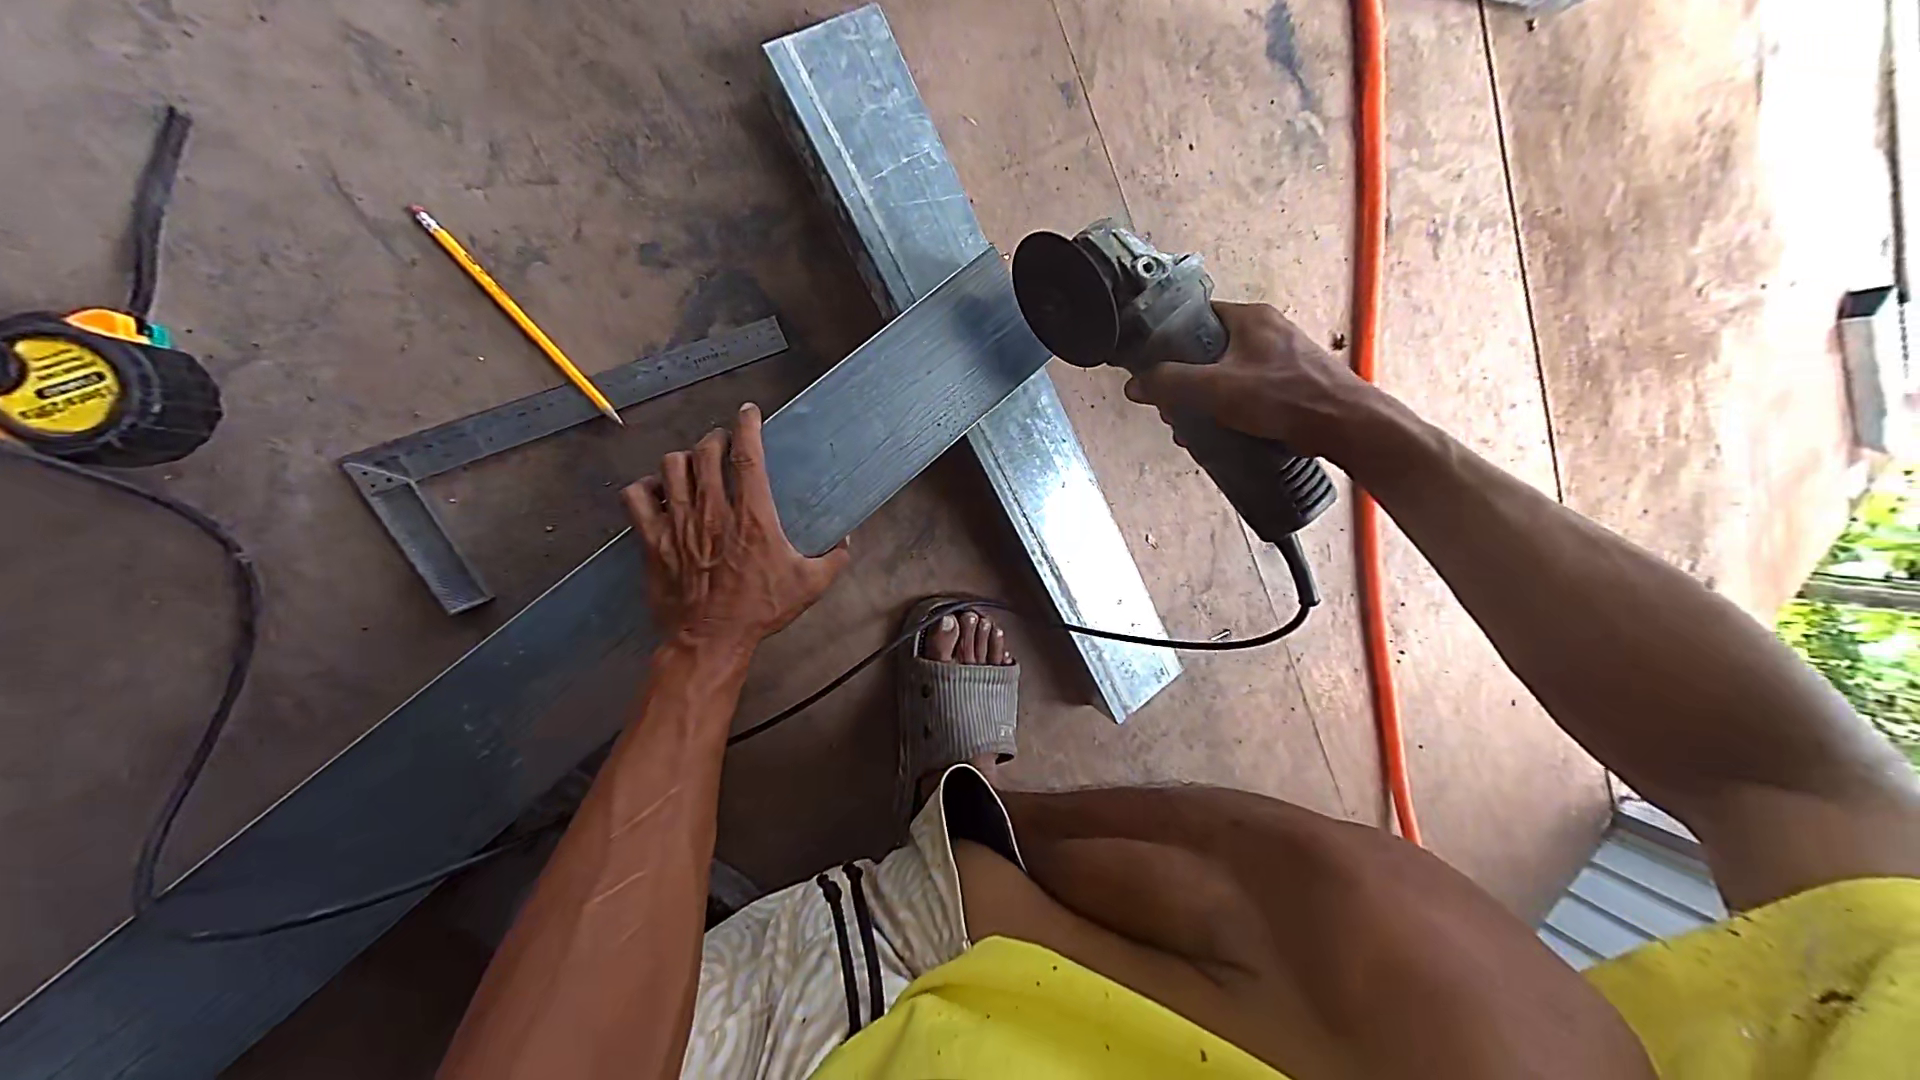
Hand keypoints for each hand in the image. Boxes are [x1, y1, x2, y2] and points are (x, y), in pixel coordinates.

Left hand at [623, 402, 849, 652]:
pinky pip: (637, 497)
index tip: (749, 412)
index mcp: (753, 517)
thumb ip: (833, 560)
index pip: (748, 455)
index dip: (748, 426)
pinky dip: (646, 487)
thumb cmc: (759, 611)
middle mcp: (713, 512)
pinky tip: (659, 492)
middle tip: (722, 444)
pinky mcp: (653, 540)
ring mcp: (679, 524)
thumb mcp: (809, 586)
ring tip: (693, 464)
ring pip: (671, 466)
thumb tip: (847, 543)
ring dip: (685, 458)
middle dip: (715, 438)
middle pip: (706, 452)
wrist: (711, 639)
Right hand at [1121, 302, 1377, 459]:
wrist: (1343, 425)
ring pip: (1226, 375)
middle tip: (1176, 405)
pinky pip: (1246, 392)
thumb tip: (1136, 385)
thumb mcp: (1215, 389)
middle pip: (1208, 351)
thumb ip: (1171, 384)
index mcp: (1250, 318)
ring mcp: (1280, 358)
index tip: (1158, 366)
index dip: (1172, 341)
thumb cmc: (1288, 397)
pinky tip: (1222, 431)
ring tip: (1195, 425)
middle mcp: (1266, 332)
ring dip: (1206, 401)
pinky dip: (1229, 410)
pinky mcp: (1288, 383)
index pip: (1197, 316)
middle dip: (1186, 382)